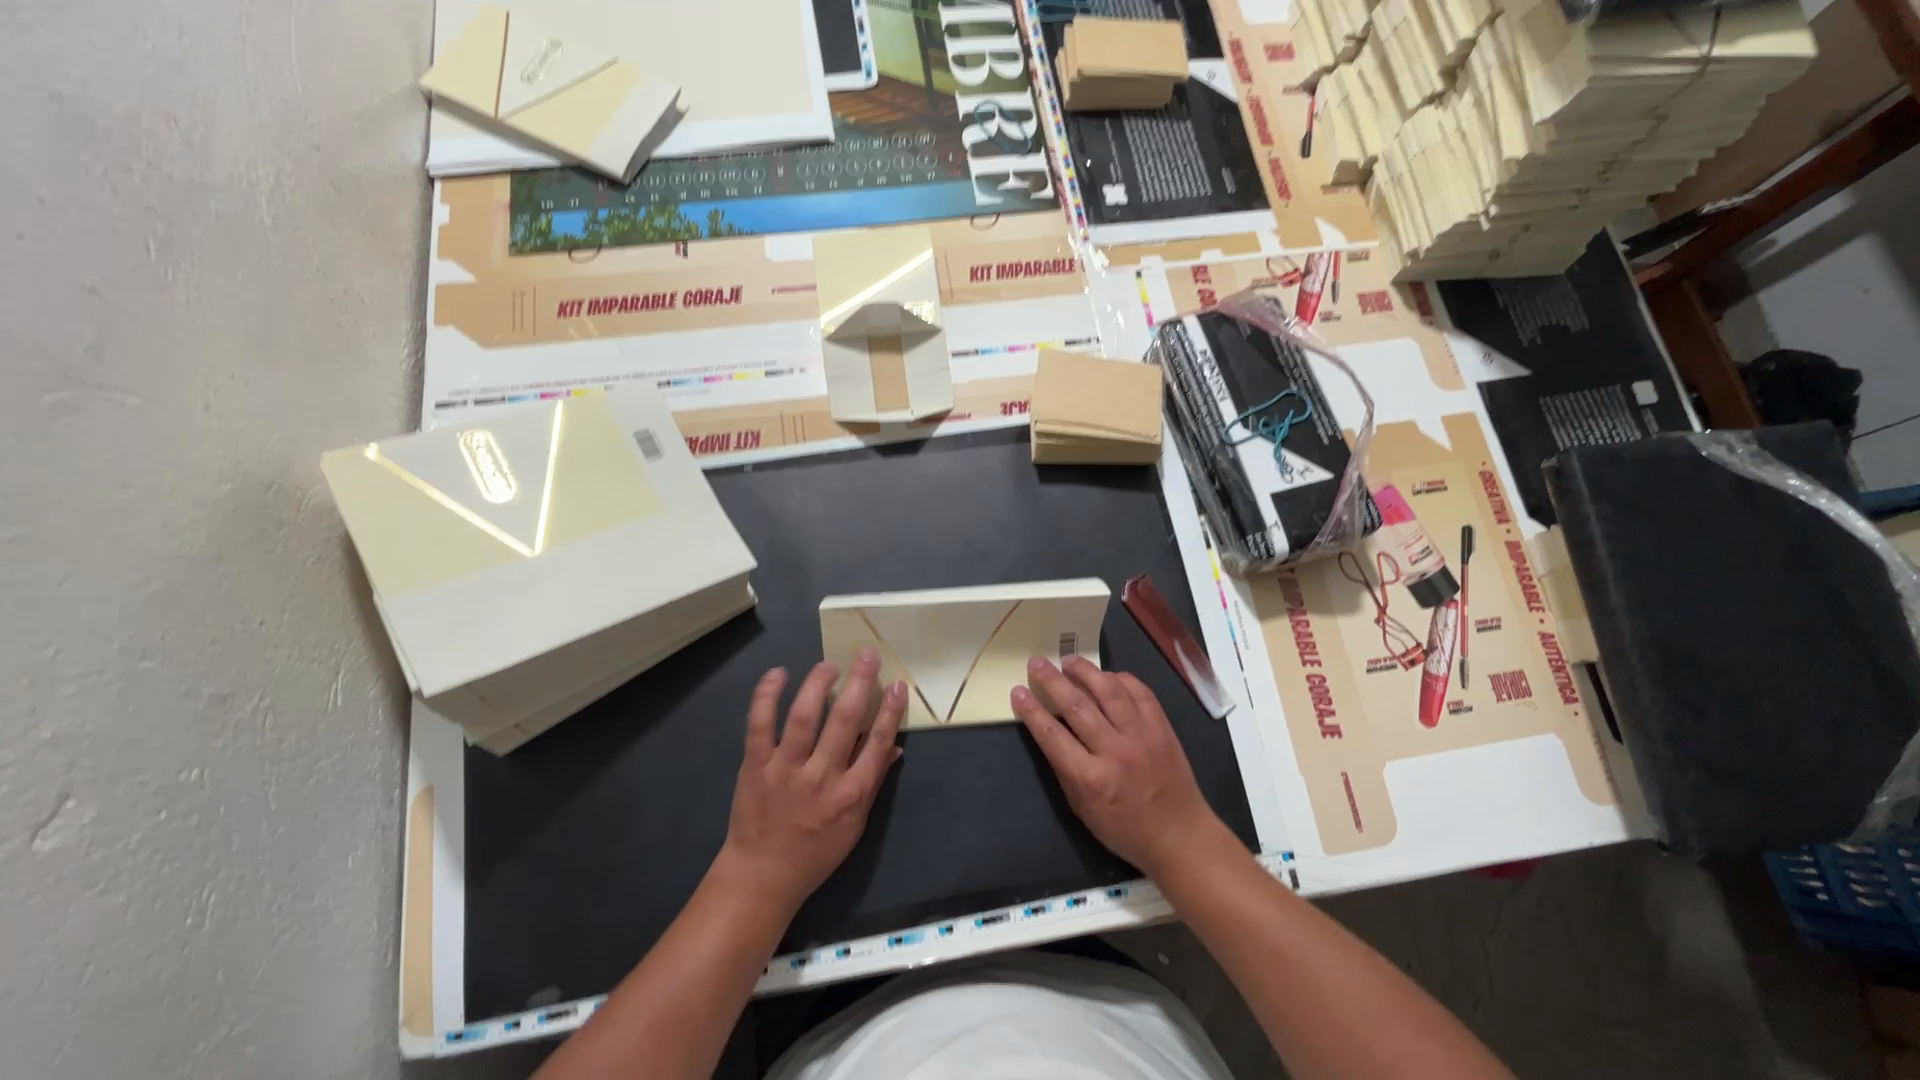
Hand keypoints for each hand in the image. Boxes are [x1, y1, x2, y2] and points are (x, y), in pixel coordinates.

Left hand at [717, 648, 905, 910]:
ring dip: (818, 683)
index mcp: (851, 794)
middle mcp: (821, 777)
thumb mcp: (855, 825)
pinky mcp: (755, 765)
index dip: (889, 710)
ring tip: (829, 664)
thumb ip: (873, 783)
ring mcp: (785, 769)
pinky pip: (760, 724)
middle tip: (867, 653)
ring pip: (804, 716)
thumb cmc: (816, 853)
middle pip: (844, 721)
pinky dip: (767, 696)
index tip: (896, 684)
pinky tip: (779, 673)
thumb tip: (893, 747)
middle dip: (859, 683)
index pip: (876, 743)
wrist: (762, 875)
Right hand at [1012, 656, 1232, 878]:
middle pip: (1076, 705)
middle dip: (1052, 680)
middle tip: (1037, 663)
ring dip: (1086, 671)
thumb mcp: (1082, 809)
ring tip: (1069, 660)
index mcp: (1090, 778)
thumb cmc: (1124, 829)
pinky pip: (1140, 692)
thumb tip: (1048, 733)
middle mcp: (1115, 751)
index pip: (1052, 735)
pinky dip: (1120, 679)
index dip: (1031, 711)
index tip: (1017, 691)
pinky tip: (1106, 675)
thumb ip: (1064, 769)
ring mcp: (1142, 736)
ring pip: (1109, 691)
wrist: (1179, 834)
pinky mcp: (1162, 728)